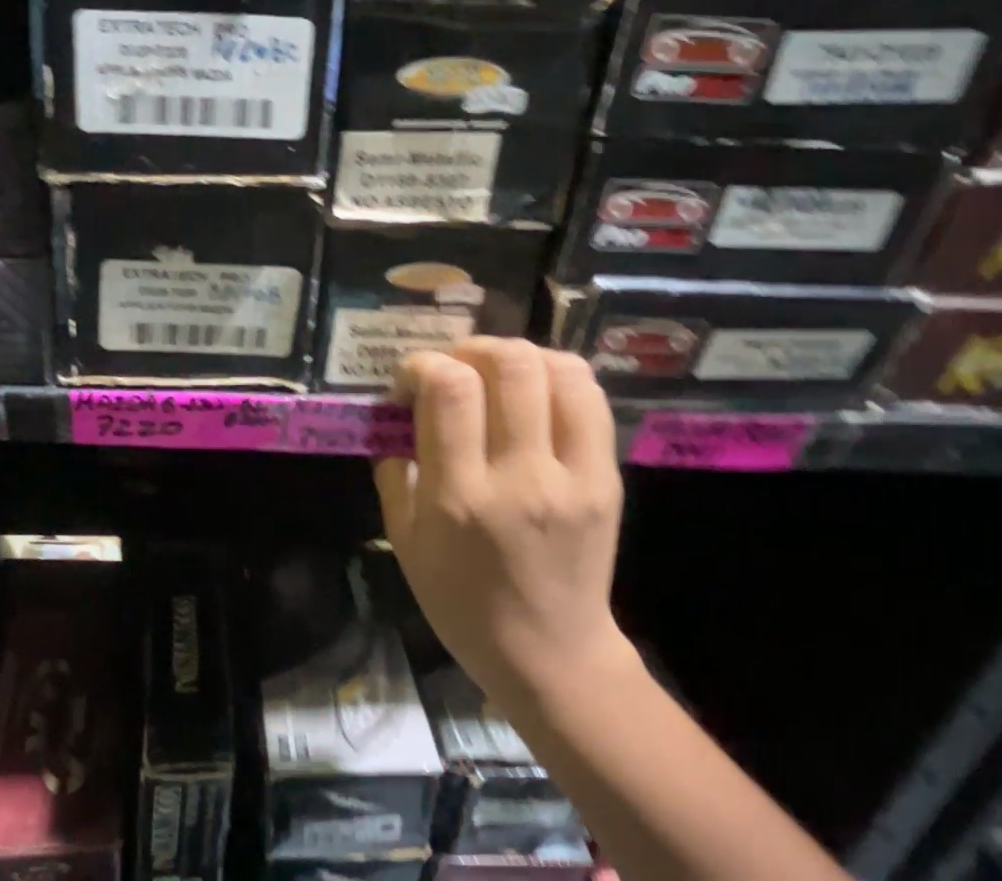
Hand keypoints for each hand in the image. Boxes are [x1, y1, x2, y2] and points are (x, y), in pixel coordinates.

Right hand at [375, 338, 635, 700]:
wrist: (548, 652)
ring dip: (519, 355)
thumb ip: (394, 472)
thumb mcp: (405, 543)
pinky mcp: (607, 480)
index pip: (449, 390)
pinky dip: (559, 376)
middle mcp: (520, 478)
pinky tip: (536, 388)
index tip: (410, 379)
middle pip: (509, 367)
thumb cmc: (461, 602)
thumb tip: (394, 415)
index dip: (423, 364)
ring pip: (558, 372)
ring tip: (497, 370)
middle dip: (472, 348)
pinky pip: (590, 400)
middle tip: (455, 366)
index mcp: (459, 498)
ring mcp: (573, 477)